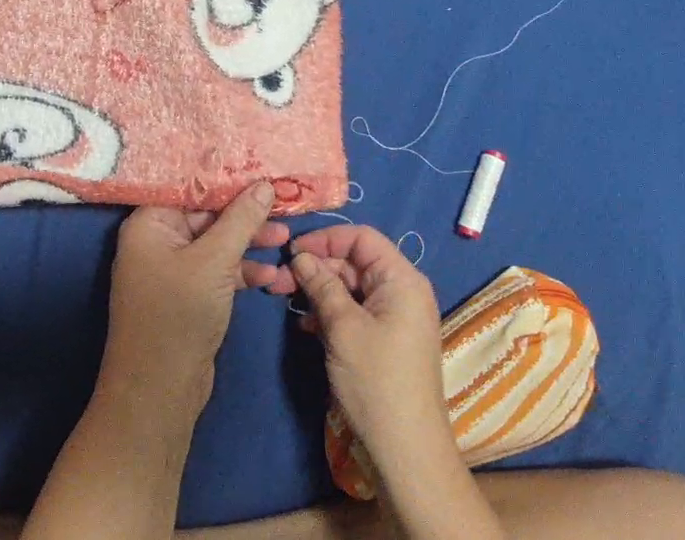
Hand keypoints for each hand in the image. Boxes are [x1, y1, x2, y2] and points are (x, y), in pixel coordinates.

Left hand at [104, 182, 288, 397]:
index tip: (260, 167)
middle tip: (282, 206)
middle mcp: (157, 241)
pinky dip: (241, 270)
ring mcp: (172, 270)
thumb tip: (264, 184)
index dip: (225, 177)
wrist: (159, 391)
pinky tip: (270, 276)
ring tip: (284, 238)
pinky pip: (218, 270)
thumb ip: (241, 220)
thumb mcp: (214, 261)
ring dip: (248, 241)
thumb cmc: (179, 314)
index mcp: (150, 224)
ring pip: (216, 242)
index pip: (188, 185)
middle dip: (244, 212)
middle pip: (205, 213)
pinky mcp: (188, 294)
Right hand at [285, 224, 448, 464]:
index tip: (291, 251)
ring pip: (352, 287)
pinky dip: (331, 312)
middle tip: (278, 280)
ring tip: (284, 299)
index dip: (325, 239)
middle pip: (355, 261)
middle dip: (317, 266)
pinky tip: (306, 325)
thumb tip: (300, 257)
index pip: (362, 237)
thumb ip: (322, 286)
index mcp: (402, 279)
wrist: (406, 447)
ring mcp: (395, 316)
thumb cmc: (377, 380)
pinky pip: (355, 311)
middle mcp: (402, 290)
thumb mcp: (343, 328)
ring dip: (319, 290)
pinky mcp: (386, 338)